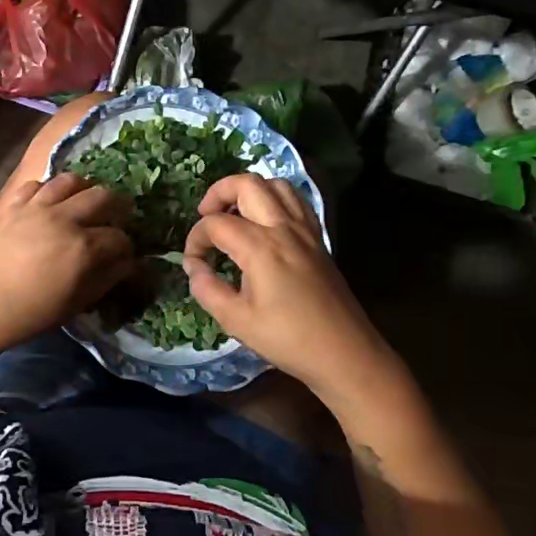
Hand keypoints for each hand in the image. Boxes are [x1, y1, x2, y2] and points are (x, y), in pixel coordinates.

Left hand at [0, 173, 133, 365]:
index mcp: (84, 248)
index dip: (127, 249)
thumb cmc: (26, 316)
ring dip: (84, 192)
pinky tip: (49, 206)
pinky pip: (37, 184)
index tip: (123, 259)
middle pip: (104, 197)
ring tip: (83, 206)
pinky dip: (48, 191)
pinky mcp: (12, 206)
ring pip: (72, 181)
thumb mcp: (74, 304)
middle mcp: (64, 219)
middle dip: (115, 210)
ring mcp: (36, 208)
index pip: (121, 238)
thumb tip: (126, 264)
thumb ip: (106, 280)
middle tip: (112, 224)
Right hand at [182, 174, 401, 399]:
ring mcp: (305, 229)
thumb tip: (193, 267)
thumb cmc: (288, 339)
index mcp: (260, 246)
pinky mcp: (318, 238)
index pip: (216, 224)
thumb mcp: (237, 321)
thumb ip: (207, 289)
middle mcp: (283, 227)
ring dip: (249, 190)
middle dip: (218, 193)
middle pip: (247, 184)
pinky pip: (296, 200)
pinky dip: (275, 198)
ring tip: (235, 214)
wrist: (343, 351)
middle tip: (205, 216)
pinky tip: (265, 221)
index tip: (192, 263)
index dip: (195, 239)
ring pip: (275, 184)